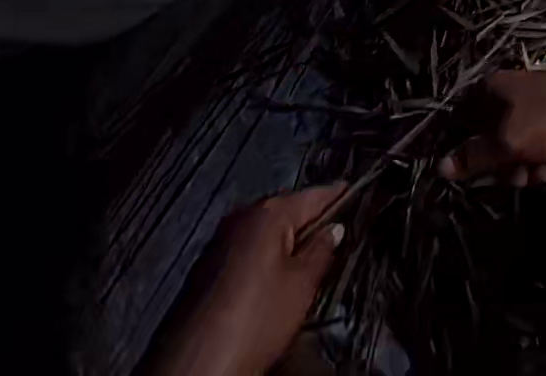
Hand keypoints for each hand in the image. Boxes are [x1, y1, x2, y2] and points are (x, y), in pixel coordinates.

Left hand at [147, 185, 347, 375]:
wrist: (193, 367)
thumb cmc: (255, 320)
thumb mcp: (301, 285)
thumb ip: (322, 250)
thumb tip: (334, 228)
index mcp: (268, 213)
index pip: (313, 195)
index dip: (336, 194)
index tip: (352, 189)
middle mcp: (242, 217)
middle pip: (287, 210)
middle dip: (311, 219)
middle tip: (336, 230)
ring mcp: (220, 241)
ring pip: (266, 230)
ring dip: (288, 239)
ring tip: (311, 256)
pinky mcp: (207, 267)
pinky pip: (248, 248)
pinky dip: (266, 255)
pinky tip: (277, 276)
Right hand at [439, 69, 545, 185]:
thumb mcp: (508, 144)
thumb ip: (474, 157)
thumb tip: (440, 167)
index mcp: (490, 89)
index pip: (461, 122)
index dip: (465, 150)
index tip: (477, 172)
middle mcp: (508, 91)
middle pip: (489, 137)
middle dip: (503, 163)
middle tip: (519, 175)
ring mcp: (532, 101)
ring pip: (515, 143)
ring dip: (525, 164)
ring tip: (543, 170)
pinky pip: (537, 141)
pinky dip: (543, 156)